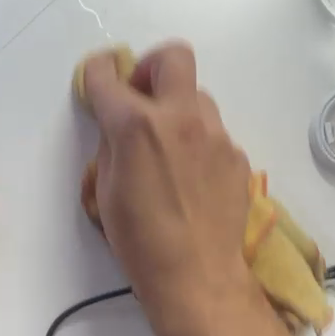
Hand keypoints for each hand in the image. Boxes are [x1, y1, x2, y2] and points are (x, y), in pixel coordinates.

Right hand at [82, 41, 259, 335]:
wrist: (196, 277)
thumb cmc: (139, 243)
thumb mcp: (106, 194)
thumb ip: (112, 149)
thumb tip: (117, 130)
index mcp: (136, 126)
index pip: (108, 76)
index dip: (97, 73)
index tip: (97, 78)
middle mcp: (181, 118)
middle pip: (172, 58)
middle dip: (150, 69)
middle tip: (141, 100)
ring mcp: (216, 136)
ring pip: (197, 98)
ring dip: (177, 111)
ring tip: (167, 150)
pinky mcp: (237, 157)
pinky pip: (214, 135)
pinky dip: (198, 145)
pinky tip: (191, 181)